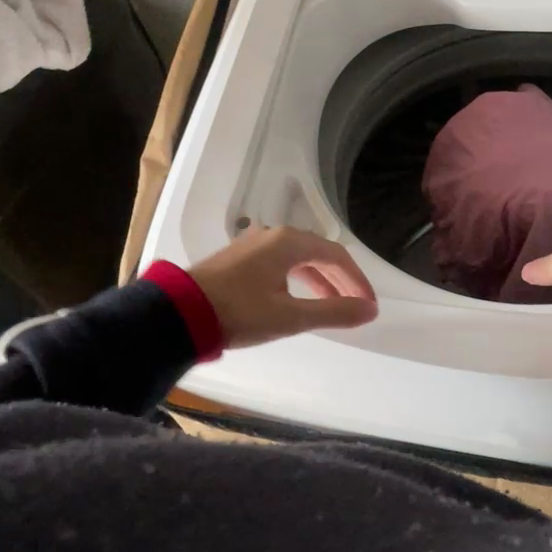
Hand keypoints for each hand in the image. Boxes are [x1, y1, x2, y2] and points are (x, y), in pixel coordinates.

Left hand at [188, 227, 378, 348]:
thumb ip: (333, 312)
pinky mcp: (238, 257)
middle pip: (318, 253)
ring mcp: (253, 244)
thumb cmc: (240, 312)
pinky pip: (280, 262)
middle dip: (339, 280)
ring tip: (329, 307)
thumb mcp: (291, 317)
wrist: (181, 313)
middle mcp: (273, 235)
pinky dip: (297, 279)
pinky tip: (295, 299)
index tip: (368, 305)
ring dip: (318, 281)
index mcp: (289, 242)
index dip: (356, 280)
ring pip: (298, 258)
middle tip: (354, 306)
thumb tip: (370, 310)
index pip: (336, 255)